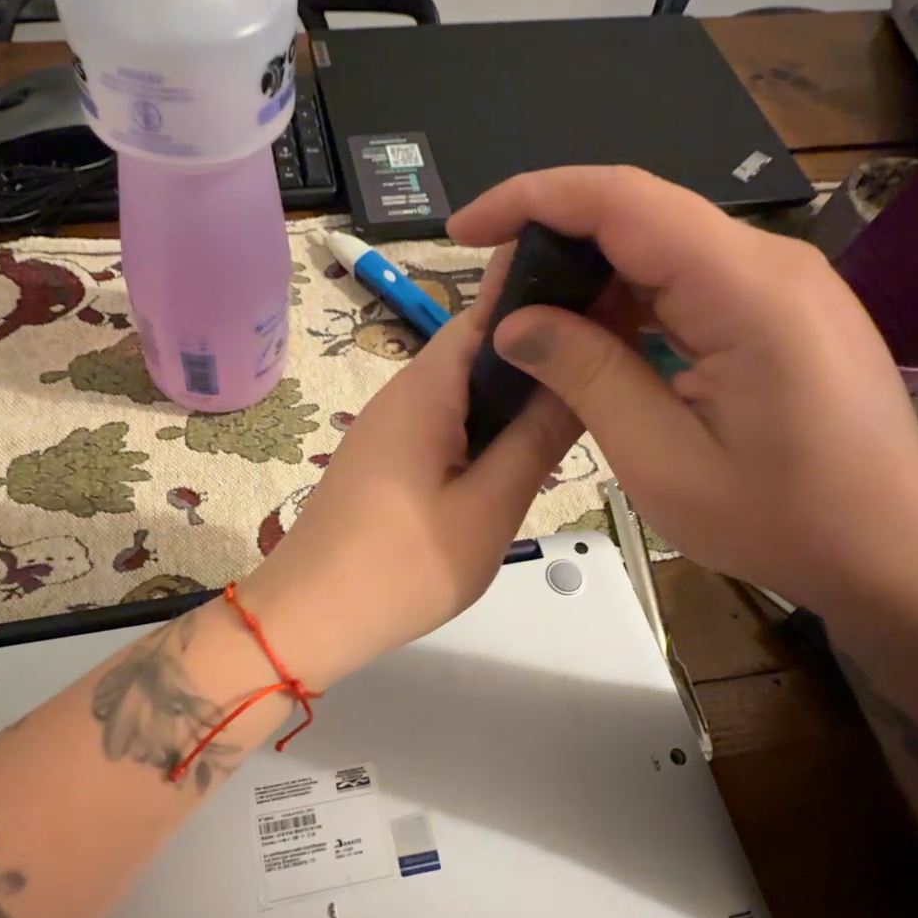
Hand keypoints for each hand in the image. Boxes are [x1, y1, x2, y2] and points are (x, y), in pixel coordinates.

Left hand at [239, 276, 581, 688]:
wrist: (308, 618)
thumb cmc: (400, 568)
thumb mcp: (487, 508)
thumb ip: (537, 439)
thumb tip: (582, 374)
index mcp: (425, 388)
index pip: (488, 310)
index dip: (545, 300)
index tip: (608, 304)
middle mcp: (403, 393)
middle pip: (480, 348)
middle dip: (541, 353)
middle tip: (610, 368)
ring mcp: (390, 425)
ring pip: (465, 389)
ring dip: (515, 395)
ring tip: (580, 407)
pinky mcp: (387, 456)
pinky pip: (446, 422)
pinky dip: (485, 427)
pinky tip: (520, 453)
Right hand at [448, 166, 917, 610]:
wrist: (892, 553)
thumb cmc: (783, 520)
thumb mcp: (662, 460)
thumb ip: (586, 376)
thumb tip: (514, 323)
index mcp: (746, 289)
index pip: (621, 201)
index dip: (532, 199)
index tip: (463, 229)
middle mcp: (767, 263)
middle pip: (637, 215)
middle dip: (550, 242)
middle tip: (491, 304)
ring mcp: (778, 283)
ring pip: (656, 247)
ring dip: (585, 277)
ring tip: (528, 328)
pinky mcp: (776, 308)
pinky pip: (683, 281)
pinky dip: (623, 302)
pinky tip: (589, 342)